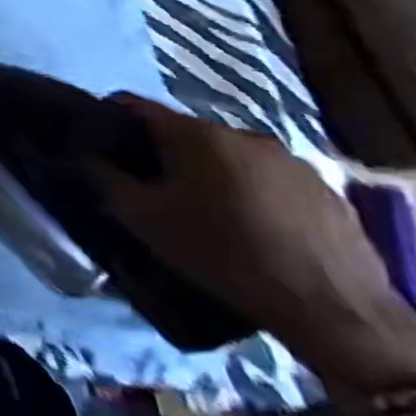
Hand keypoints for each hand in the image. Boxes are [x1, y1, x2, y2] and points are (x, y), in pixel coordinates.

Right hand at [88, 95, 415, 398]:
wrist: (334, 310)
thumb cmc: (223, 253)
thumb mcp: (145, 221)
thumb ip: (104, 181)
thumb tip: (81, 157)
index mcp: (196, 133)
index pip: (134, 105)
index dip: (109, 118)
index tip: (98, 142)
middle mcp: (242, 132)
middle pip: (184, 133)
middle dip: (163, 153)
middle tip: (151, 188)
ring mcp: (291, 160)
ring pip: (229, 156)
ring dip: (210, 174)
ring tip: (204, 212)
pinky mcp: (326, 190)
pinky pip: (269, 180)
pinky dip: (250, 193)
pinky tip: (251, 228)